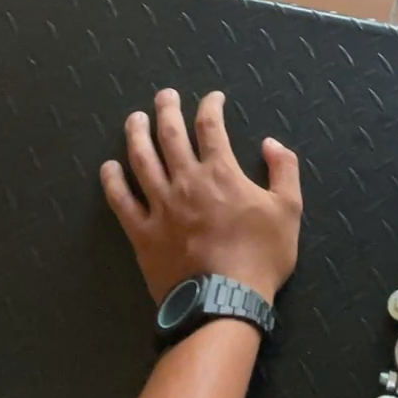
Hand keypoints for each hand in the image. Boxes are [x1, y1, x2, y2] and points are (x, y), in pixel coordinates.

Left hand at [99, 88, 302, 302]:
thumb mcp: (289, 209)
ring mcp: (160, 207)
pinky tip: (108, 167)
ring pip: (142, 161)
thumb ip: (284, 170)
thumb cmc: (261, 255)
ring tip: (135, 119)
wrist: (224, 301)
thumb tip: (271, 143)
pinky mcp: (142, 234)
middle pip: (170, 136)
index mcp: (221, 173)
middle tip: (164, 95)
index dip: (210, 107)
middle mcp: (186, 181)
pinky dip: (113, 182)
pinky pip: (121, 202)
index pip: (211, 127)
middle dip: (167, 110)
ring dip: (136, 135)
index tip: (212, 98)